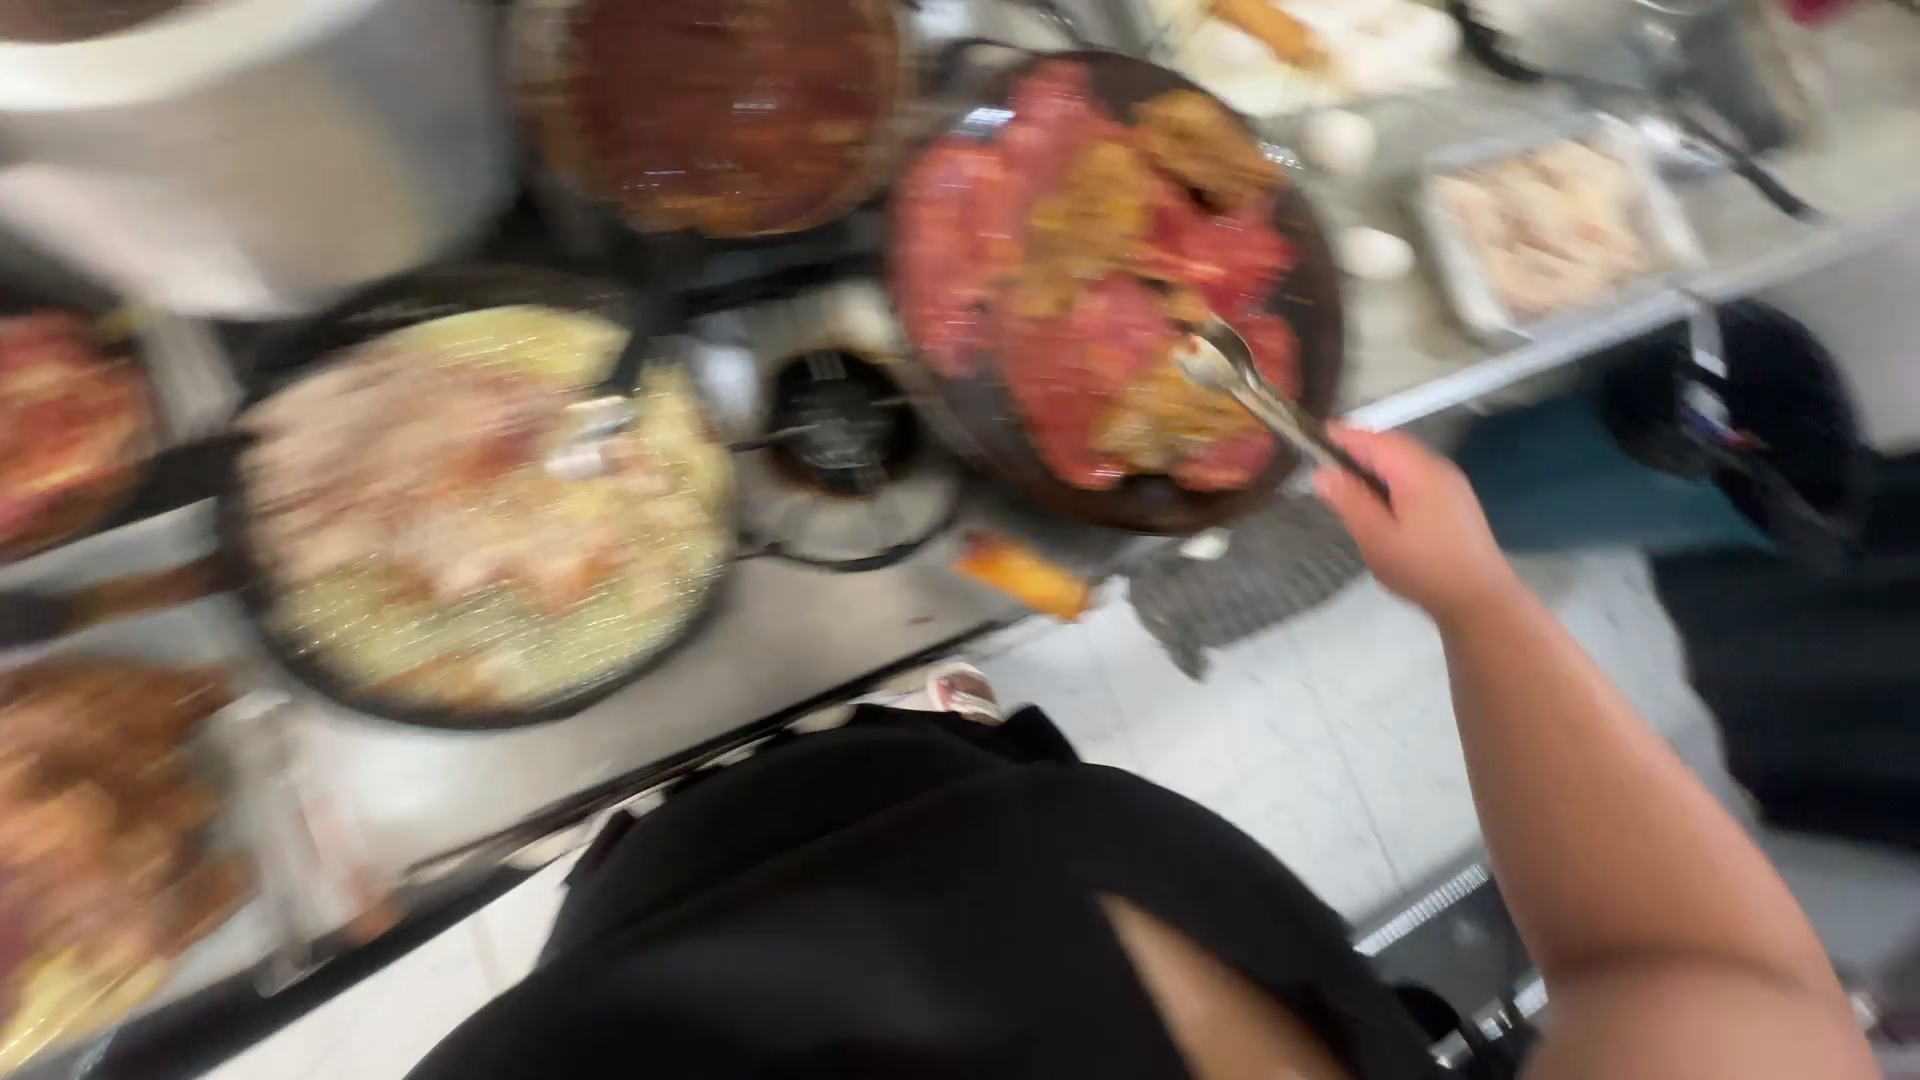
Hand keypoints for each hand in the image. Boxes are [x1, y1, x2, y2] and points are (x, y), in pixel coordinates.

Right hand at [1311, 426, 1519, 622]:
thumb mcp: (1375, 536)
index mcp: (1418, 473)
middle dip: (1357, 449)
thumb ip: (1348, 500)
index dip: (1344, 436)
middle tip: (1323, 463)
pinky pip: (1415, 475)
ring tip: (1344, 482)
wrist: (1479, 599)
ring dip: (1373, 464)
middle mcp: (1438, 469)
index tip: (1312, 436)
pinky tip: (1377, 500)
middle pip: (1392, 446)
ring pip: (1404, 461)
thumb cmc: (1422, 567)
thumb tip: (1321, 473)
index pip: (1376, 440)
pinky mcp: (1454, 501)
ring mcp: (1451, 484)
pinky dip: (1390, 478)